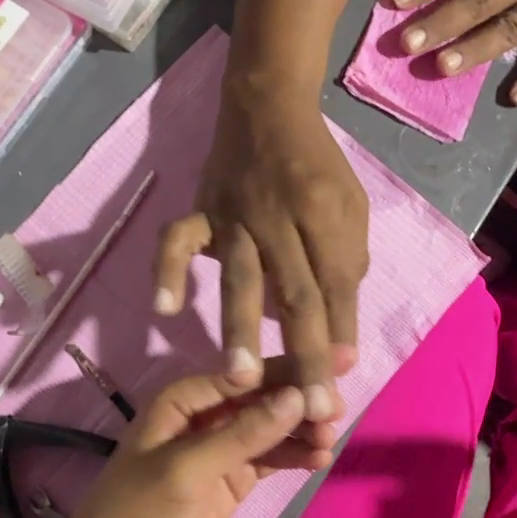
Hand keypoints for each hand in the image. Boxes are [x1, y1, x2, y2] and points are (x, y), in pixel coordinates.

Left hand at [45, 364, 343, 517]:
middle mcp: (207, 413)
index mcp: (186, 397)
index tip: (333, 367)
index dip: (290, 370)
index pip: (247, 373)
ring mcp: (223, 446)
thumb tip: (298, 397)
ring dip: (302, 430)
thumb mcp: (188, 469)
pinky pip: (272, 457)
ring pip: (273, 427)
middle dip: (302, 400)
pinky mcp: (233, 477)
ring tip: (331, 439)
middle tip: (339, 410)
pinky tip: (319, 459)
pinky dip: (294, 455)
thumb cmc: (138, 511)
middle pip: (265, 397)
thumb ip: (243, 434)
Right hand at [156, 84, 367, 421]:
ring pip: (239, 276)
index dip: (339, 333)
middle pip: (294, 293)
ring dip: (240, 328)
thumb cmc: (317, 166)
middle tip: (309, 410)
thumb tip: (338, 328)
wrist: (269, 108)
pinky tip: (165, 309)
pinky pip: (177, 240)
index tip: (341, 383)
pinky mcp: (200, 209)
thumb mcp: (351, 205)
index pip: (334, 285)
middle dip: (304, 353)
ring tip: (240, 380)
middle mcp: (280, 217)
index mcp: (325, 214)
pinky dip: (167, 270)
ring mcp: (235, 214)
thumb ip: (346, 261)